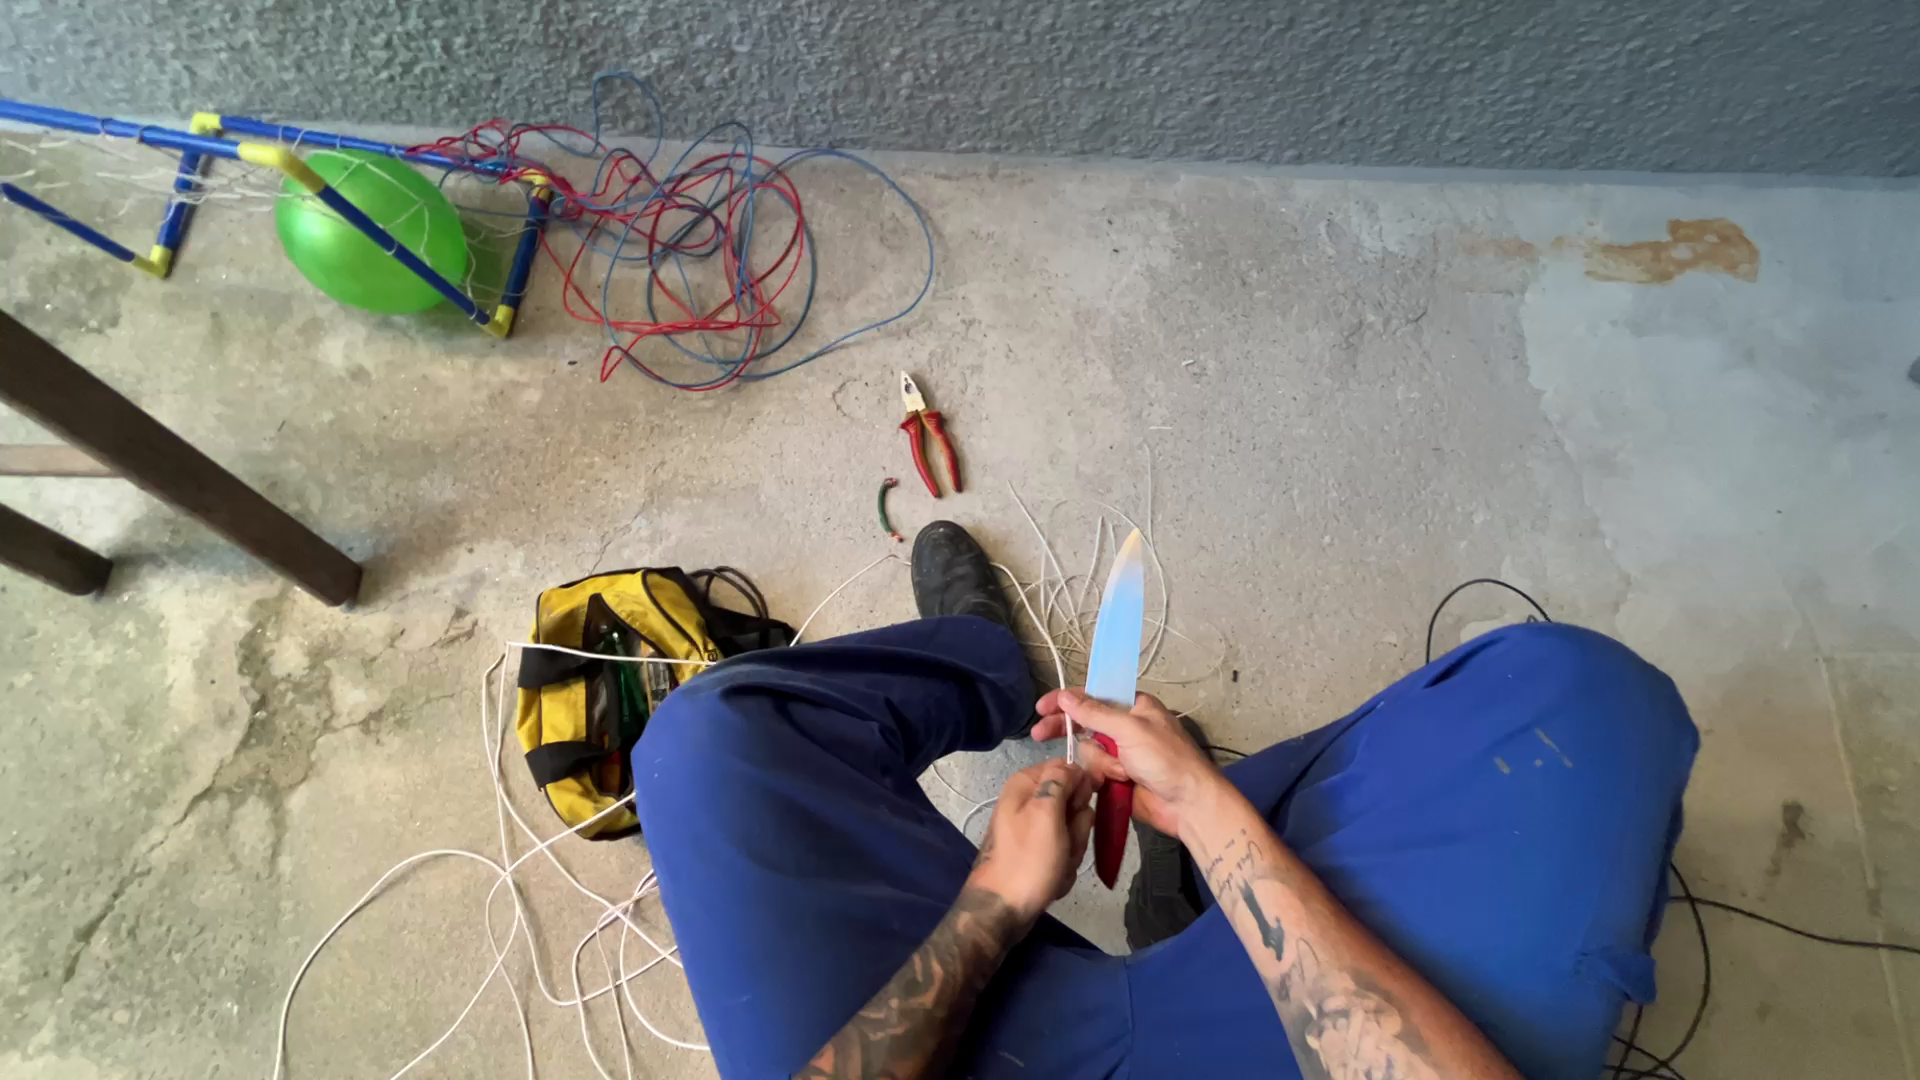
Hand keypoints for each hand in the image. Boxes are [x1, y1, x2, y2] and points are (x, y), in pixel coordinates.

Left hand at [967, 759, 1095, 919]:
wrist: (1002, 909)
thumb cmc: (1026, 860)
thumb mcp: (1045, 813)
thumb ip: (1060, 781)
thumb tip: (1074, 766)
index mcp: (1026, 784)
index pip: (1068, 769)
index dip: (1080, 789)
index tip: (1077, 810)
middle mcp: (1029, 801)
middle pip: (1074, 802)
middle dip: (1076, 827)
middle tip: (1064, 843)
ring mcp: (1035, 828)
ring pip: (1074, 829)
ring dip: (1072, 849)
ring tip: (1056, 864)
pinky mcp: (1040, 851)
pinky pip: (1066, 851)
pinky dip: (1064, 865)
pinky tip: (1053, 876)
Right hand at [1032, 688, 1223, 838]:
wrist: (1189, 805)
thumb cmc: (1166, 759)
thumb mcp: (1130, 730)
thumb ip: (1095, 713)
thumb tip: (1065, 696)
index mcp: (1133, 706)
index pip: (1091, 696)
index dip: (1066, 700)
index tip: (1042, 708)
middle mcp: (1124, 727)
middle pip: (1084, 722)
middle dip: (1066, 729)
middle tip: (1040, 735)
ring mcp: (1120, 753)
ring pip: (1087, 750)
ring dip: (1100, 762)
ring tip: (1121, 773)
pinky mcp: (1117, 776)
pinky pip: (1093, 771)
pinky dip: (1101, 776)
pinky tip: (1113, 782)